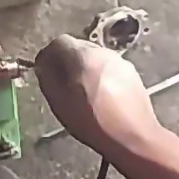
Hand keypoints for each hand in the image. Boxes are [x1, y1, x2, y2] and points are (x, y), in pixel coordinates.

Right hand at [34, 35, 168, 158]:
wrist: (133, 137)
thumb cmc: (93, 122)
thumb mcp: (59, 102)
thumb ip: (47, 76)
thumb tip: (45, 63)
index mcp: (83, 56)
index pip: (59, 42)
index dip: (50, 56)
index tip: (47, 72)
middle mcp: (103, 53)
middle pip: (79, 48)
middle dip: (68, 63)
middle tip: (64, 86)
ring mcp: (121, 62)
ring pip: (95, 60)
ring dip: (86, 71)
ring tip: (84, 96)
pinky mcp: (133, 74)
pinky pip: (109, 70)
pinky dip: (101, 79)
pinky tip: (102, 99)